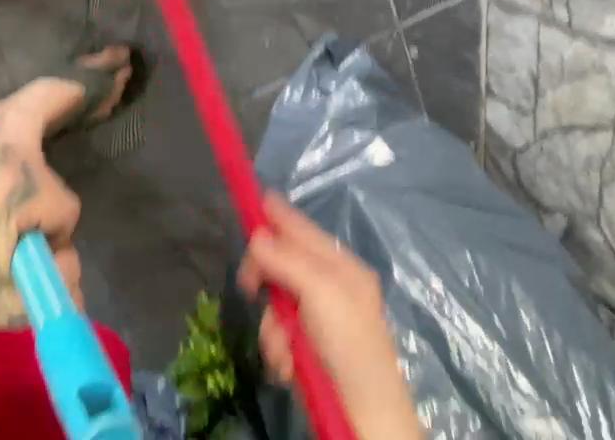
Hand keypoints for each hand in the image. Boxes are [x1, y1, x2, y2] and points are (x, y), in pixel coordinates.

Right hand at [238, 193, 421, 439]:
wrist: (364, 415)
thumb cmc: (349, 345)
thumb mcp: (321, 293)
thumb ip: (287, 260)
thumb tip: (257, 235)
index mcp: (342, 267)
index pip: (303, 230)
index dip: (278, 216)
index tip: (254, 199)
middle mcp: (329, 288)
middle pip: (281, 264)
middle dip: (266, 281)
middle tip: (250, 288)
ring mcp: (317, 319)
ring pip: (273, 303)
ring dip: (273, 328)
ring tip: (287, 349)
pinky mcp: (305, 348)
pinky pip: (276, 333)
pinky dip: (277, 350)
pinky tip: (290, 367)